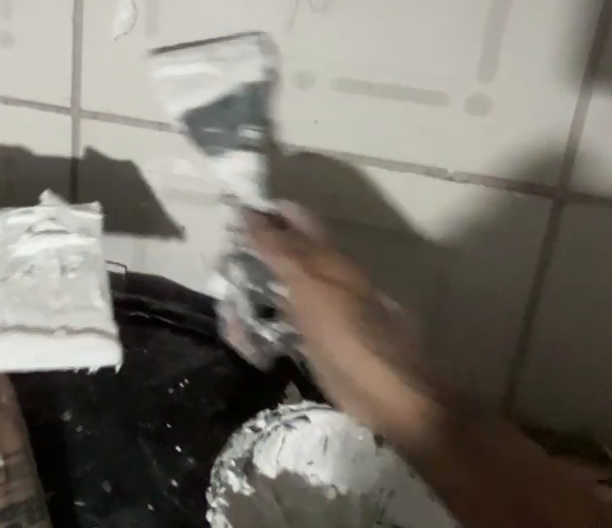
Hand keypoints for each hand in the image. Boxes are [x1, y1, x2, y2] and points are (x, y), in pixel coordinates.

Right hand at [245, 206, 443, 452]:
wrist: (392, 402)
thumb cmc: (350, 337)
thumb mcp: (310, 286)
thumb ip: (279, 248)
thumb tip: (249, 210)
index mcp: (328, 258)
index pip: (293, 219)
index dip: (264, 213)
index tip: (229, 219)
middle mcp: (326, 280)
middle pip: (281, 257)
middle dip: (249, 260)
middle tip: (219, 270)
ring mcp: (322, 315)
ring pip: (276, 294)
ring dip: (249, 299)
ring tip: (227, 315)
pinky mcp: (317, 347)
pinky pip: (279, 330)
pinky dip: (258, 333)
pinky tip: (243, 341)